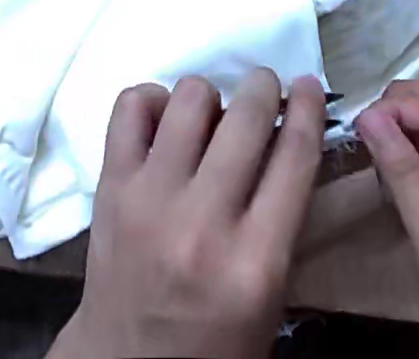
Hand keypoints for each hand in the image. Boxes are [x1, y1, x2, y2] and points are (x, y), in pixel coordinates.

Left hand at [49, 69, 326, 358]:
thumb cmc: (212, 338)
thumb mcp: (267, 295)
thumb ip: (281, 220)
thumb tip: (285, 137)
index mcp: (255, 262)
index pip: (294, 160)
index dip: (307, 110)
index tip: (308, 85)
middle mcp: (203, 222)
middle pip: (245, 119)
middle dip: (263, 88)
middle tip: (264, 86)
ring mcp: (150, 197)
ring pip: (190, 100)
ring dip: (210, 95)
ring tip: (211, 112)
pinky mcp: (111, 183)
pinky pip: (130, 107)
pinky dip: (153, 98)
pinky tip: (165, 116)